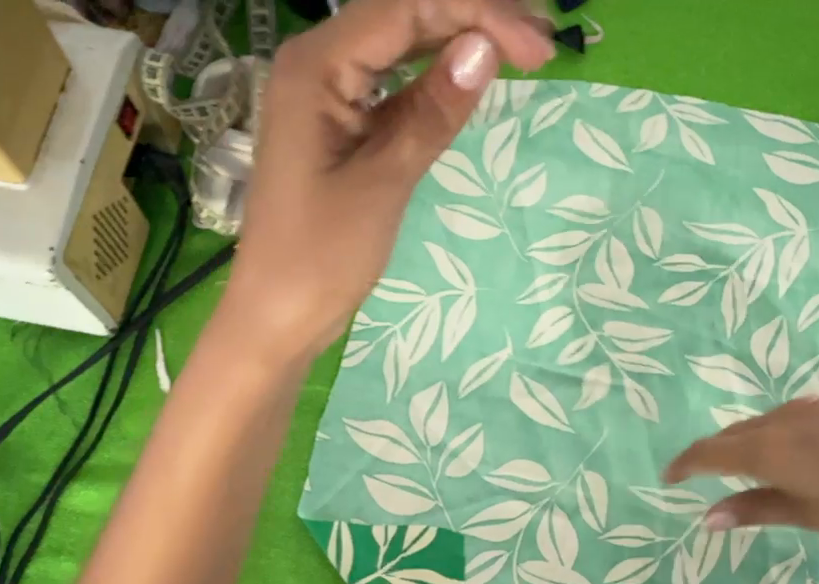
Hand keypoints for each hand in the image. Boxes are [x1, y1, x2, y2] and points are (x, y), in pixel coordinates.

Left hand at [219, 0, 553, 358]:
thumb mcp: (383, 183)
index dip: (478, 13)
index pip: (407, 7)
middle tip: (541, 45)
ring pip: (401, 48)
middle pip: (404, 16)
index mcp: (316, 65)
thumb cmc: (320, 257)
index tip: (538, 49)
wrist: (277, 318)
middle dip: (473, 19)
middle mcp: (317, 64)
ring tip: (520, 54)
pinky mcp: (338, 127)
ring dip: (458, 44)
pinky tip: (467, 82)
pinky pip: (391, 87)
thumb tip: (484, 47)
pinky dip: (432, 83)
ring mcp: (326, 96)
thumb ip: (432, 113)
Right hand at [664, 400, 818, 547]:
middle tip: (697, 476)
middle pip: (733, 433)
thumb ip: (756, 510)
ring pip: (763, 423)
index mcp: (771, 447)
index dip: (684, 465)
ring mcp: (818, 409)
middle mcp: (787, 419)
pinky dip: (774, 436)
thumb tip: (707, 517)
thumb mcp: (811, 515)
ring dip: (743, 443)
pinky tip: (789, 455)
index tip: (667, 478)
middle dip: (711, 454)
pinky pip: (790, 419)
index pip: (709, 451)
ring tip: (738, 469)